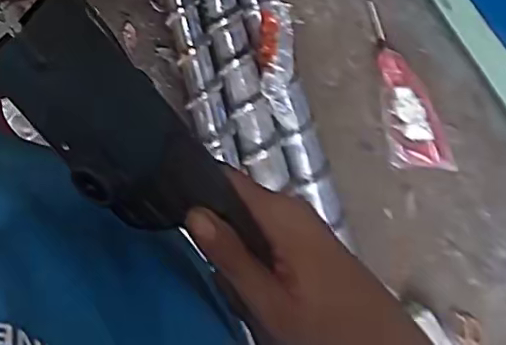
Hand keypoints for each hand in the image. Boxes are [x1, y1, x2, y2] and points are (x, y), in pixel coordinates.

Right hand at [187, 170, 424, 344]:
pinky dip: (258, 263)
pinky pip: (270, 241)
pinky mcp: (313, 246)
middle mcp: (291, 207)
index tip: (173, 210)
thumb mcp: (273, 304)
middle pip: (235, 203)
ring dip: (239, 255)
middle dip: (220, 235)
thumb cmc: (331, 330)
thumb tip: (192, 211)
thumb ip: (232, 256)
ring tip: (237, 290)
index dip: (196, 188)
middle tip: (214, 273)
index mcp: (279, 209)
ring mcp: (304, 226)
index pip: (223, 176)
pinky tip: (259, 294)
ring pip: (251, 227)